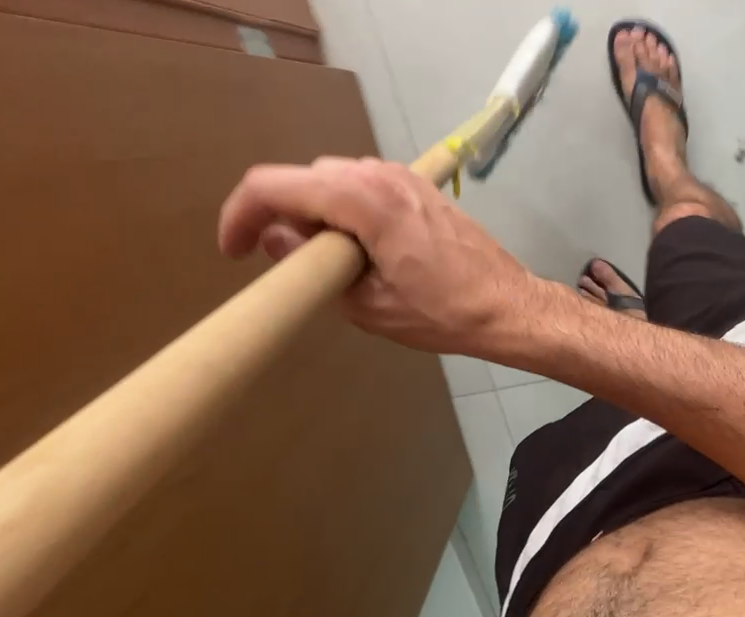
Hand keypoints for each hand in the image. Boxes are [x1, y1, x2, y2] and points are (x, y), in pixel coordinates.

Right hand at [217, 156, 545, 356]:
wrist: (510, 308)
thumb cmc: (447, 314)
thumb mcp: (370, 306)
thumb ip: (314, 269)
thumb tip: (279, 241)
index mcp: (363, 200)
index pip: (274, 185)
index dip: (240, 215)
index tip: (234, 250)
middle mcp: (380, 175)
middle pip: (305, 179)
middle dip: (284, 216)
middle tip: (288, 262)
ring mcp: (405, 177)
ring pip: (335, 181)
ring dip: (318, 213)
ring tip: (328, 261)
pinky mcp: (422, 190)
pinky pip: (367, 188)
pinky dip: (349, 211)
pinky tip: (361, 250)